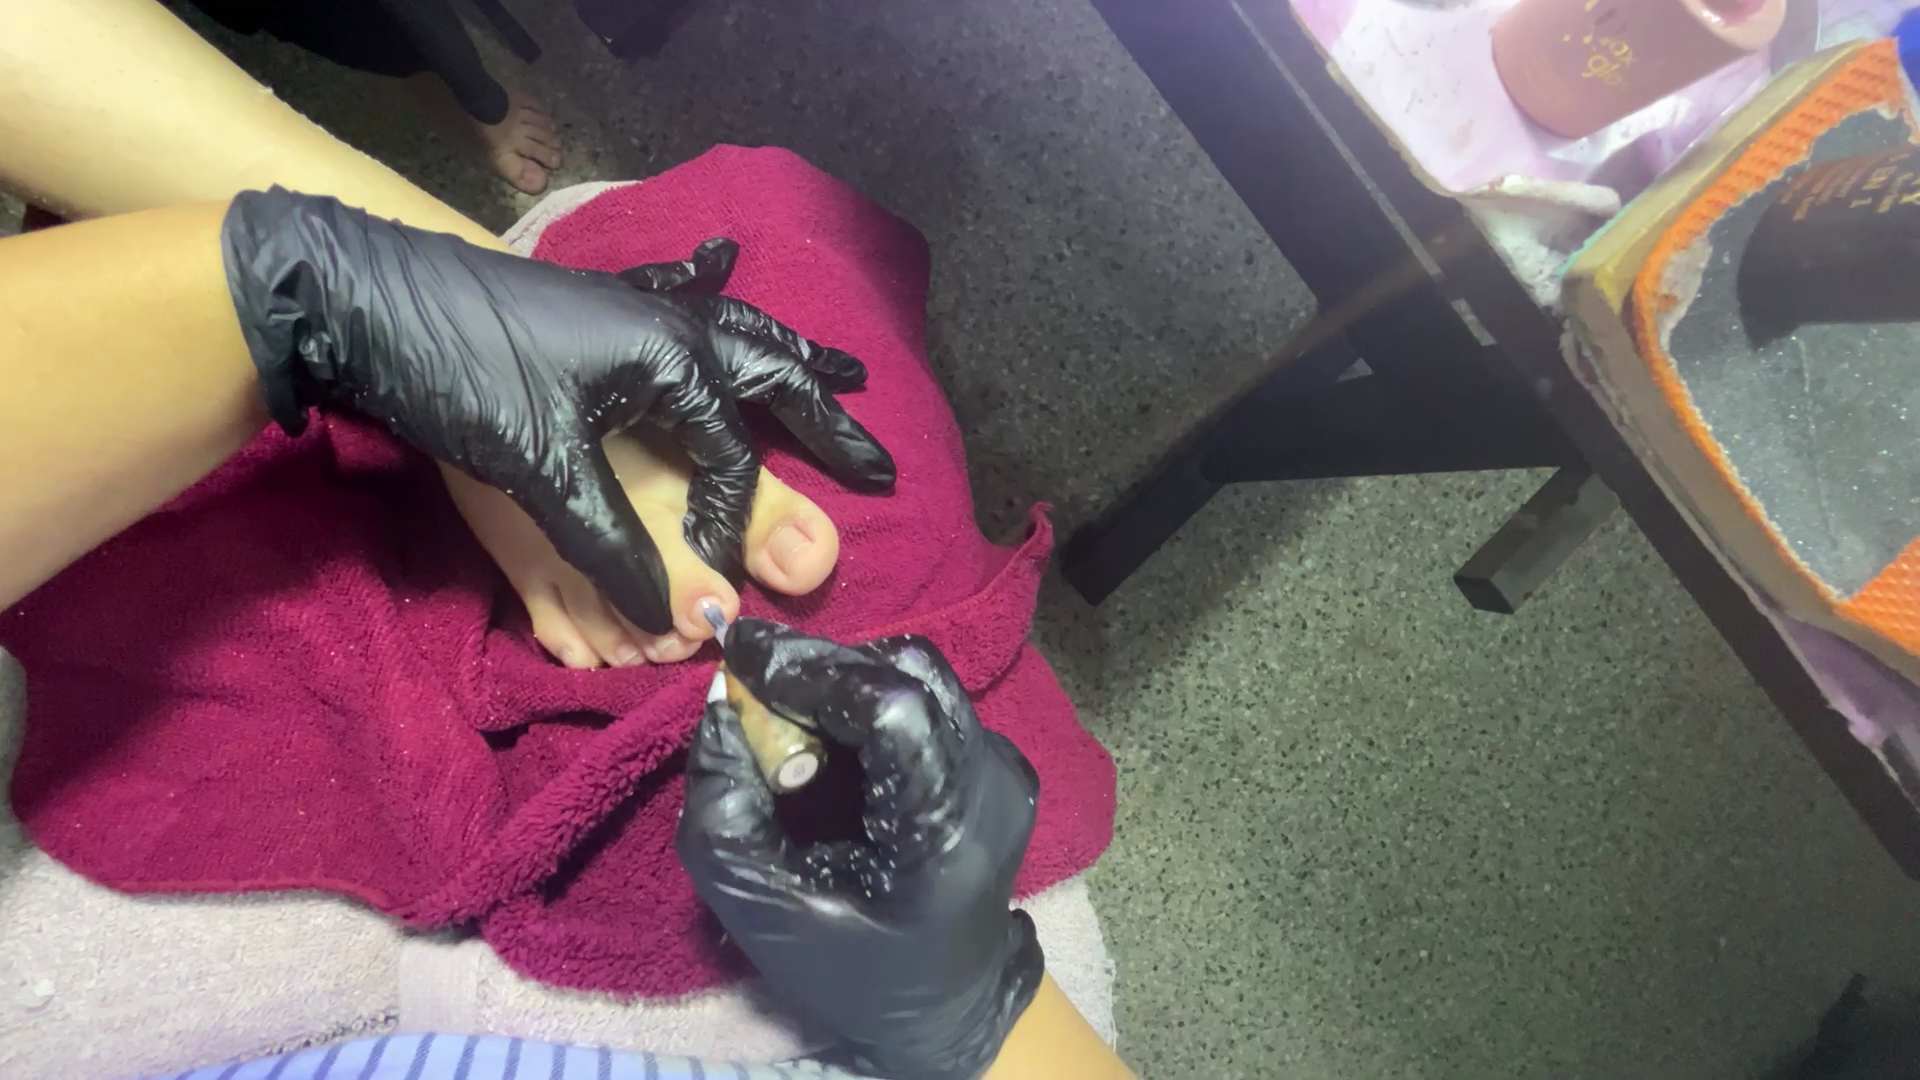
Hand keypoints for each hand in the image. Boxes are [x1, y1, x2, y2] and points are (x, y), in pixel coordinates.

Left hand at [220, 190, 890, 634]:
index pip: (734, 459)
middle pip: (780, 377)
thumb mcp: (541, 469)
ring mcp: (644, 307)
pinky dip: (726, 300)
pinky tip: (730, 276)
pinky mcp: (610, 306)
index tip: (716, 580)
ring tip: (844, 373)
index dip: (732, 527)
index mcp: (675, 359)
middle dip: (833, 424)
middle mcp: (677, 327)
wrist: (356, 289)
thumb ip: (616, 549)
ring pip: (747, 330)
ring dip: (797, 358)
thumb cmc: (457, 370)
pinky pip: (693, 299)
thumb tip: (687, 620)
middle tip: (879, 465)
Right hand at [677, 620, 1043, 1079]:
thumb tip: (724, 699)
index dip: (815, 668)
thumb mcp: (760, 907)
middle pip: (909, 673)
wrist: (953, 999)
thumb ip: (723, 806)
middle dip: (821, 666)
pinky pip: (932, 699)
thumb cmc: (853, 969)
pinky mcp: (1004, 759)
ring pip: (921, 676)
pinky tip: (845, 740)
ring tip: (798, 713)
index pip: (894, 706)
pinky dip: (875, 700)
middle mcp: (991, 780)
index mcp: (944, 829)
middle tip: (758, 677)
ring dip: (848, 679)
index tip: (744, 652)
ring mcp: (1006, 764)